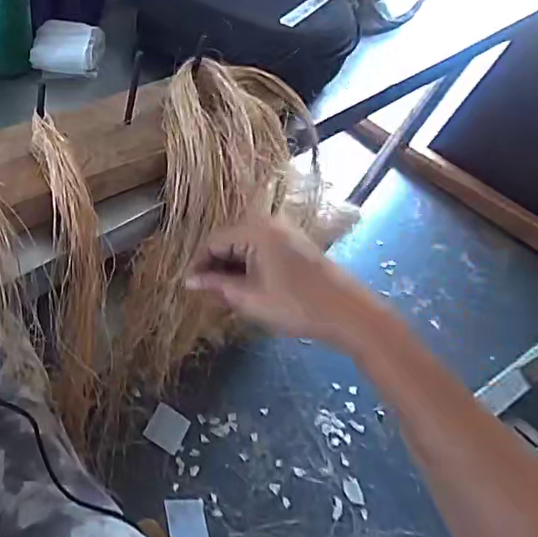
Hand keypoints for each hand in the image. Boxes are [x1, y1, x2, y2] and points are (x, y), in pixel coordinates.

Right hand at [185, 217, 396, 349]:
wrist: (348, 313)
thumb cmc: (295, 306)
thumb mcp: (249, 298)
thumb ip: (216, 285)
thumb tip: (189, 281)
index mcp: (255, 230)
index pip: (213, 242)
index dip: (198, 265)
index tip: (189, 288)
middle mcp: (269, 223)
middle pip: (228, 240)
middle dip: (214, 266)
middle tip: (206, 293)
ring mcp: (284, 232)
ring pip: (244, 246)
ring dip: (231, 268)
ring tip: (224, 294)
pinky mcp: (295, 244)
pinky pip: (261, 249)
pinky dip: (249, 266)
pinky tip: (246, 287)